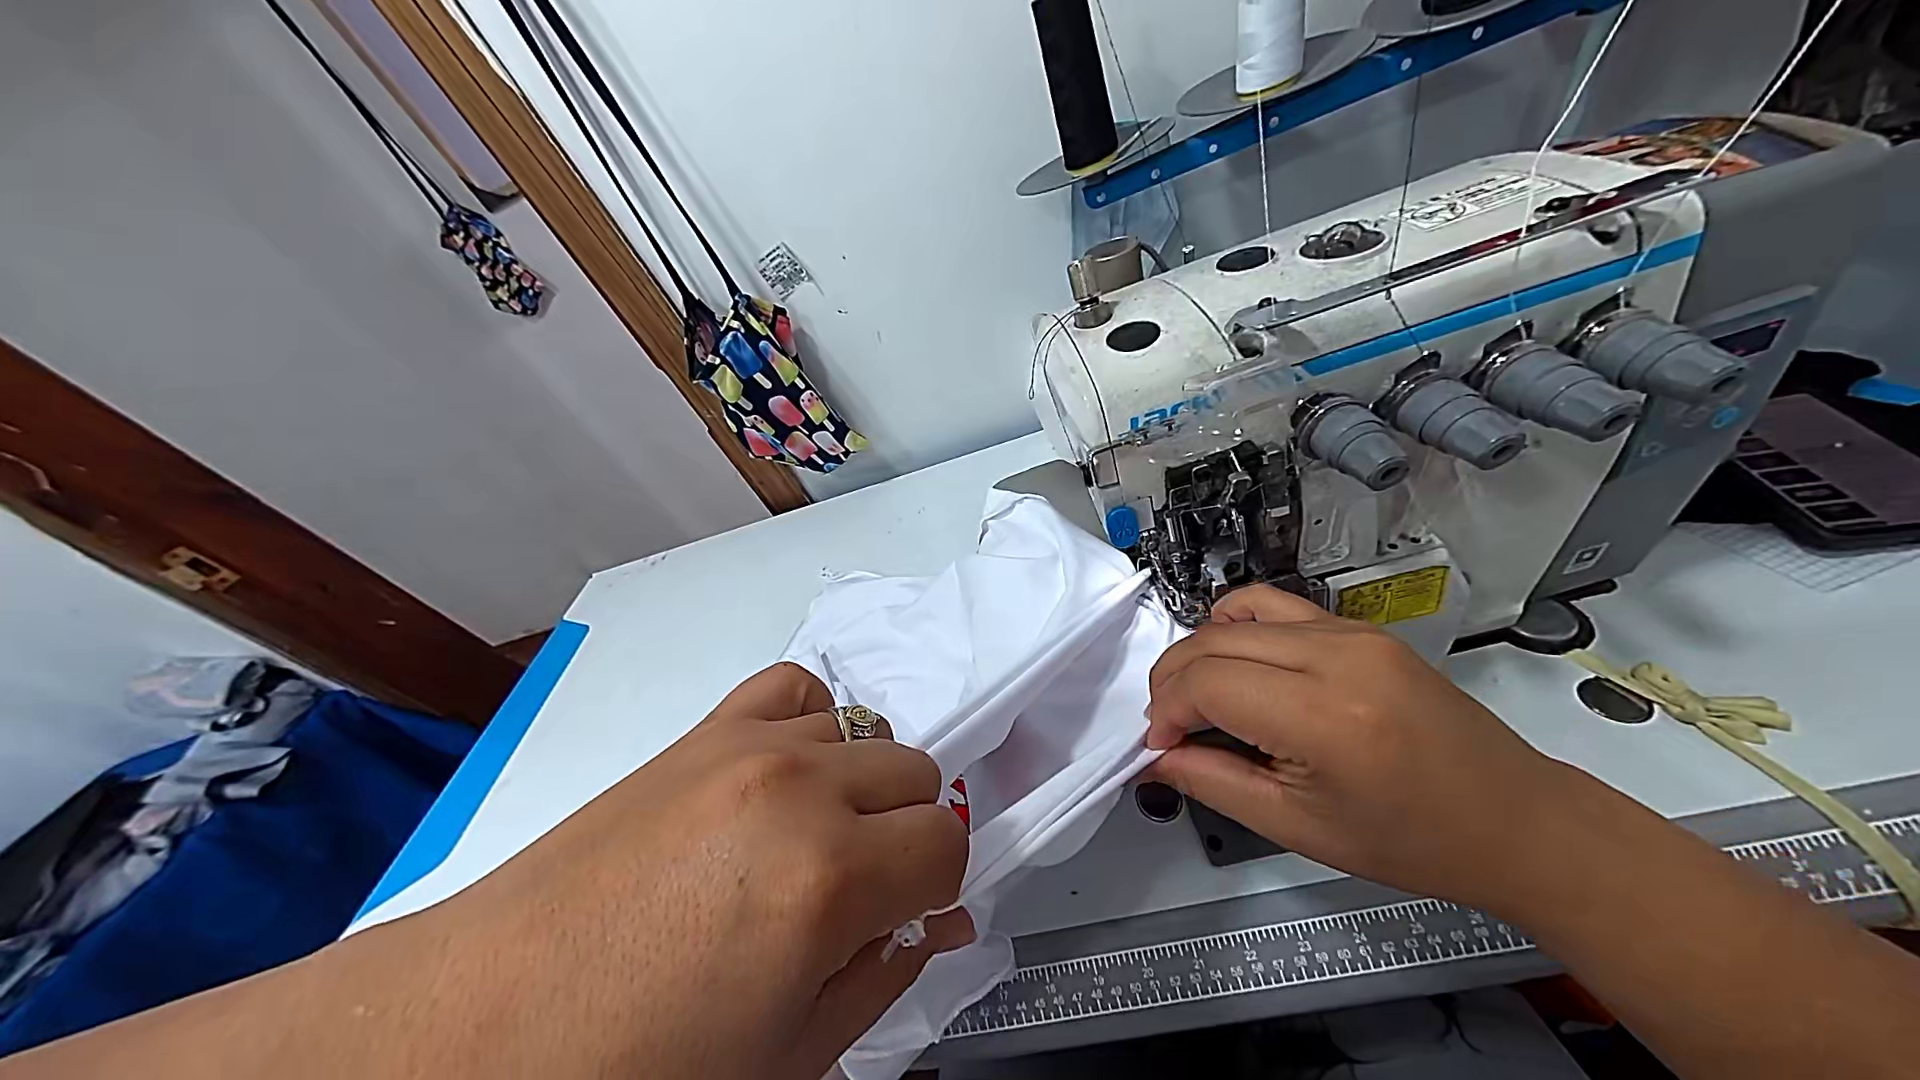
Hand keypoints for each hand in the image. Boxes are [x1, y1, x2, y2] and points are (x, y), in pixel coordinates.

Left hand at [391, 662, 972, 1078]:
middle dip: (905, 835)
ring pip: (867, 735)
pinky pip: (794, 686)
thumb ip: (889, 971)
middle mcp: (799, 790)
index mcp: (828, 880)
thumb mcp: (792, 1054)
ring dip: (860, 787)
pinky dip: (811, 721)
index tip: (910, 912)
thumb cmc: (638, 1065)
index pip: (948, 844)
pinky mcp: (705, 729)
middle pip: (918, 775)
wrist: (488, 1025)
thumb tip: (942, 922)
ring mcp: (750, 746)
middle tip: (860, 885)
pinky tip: (787, 771)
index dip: (939, 887)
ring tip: (810, 838)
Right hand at [1144, 585, 1578, 908]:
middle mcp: (1337, 657)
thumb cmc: (1414, 840)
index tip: (1160, 744)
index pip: (1206, 684)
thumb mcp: (1298, 827)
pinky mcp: (1359, 627)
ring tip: (1196, 695)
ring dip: (1198, 654)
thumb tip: (1158, 756)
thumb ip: (1212, 783)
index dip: (1167, 711)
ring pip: (1235, 618)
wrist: (1516, 821)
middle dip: (1172, 682)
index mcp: (1324, 716)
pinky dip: (1236, 623)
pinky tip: (1233, 654)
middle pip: (1211, 642)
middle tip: (1170, 726)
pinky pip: (1274, 605)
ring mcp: (1351, 633)